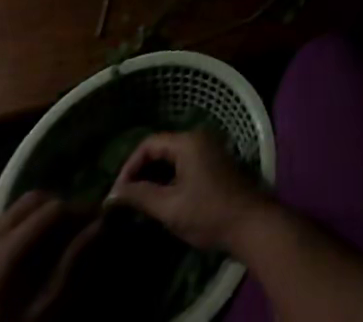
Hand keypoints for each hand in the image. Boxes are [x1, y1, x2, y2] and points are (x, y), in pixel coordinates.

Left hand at [0, 192, 89, 321]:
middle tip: (77, 224)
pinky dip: (12, 230)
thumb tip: (98, 226)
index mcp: (5, 251)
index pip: (53, 208)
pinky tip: (19, 255)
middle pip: (31, 201)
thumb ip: (71, 265)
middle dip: (59, 205)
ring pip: (10, 213)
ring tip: (51, 238)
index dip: (80, 208)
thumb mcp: (41, 311)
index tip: (98, 217)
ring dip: (35, 216)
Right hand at [107, 131, 268, 250]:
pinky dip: (168, 178)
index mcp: (189, 142)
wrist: (250, 223)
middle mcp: (200, 139)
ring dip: (153, 176)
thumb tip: (112, 194)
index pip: (149, 144)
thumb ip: (139, 196)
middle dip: (139, 172)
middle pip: (160, 148)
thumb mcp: (169, 207)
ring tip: (137, 202)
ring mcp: (209, 150)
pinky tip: (158, 199)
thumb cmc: (208, 213)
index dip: (128, 167)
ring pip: (172, 157)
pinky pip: (184, 164)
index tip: (117, 193)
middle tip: (124, 199)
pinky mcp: (214, 163)